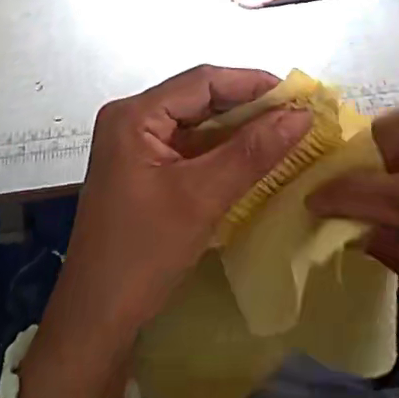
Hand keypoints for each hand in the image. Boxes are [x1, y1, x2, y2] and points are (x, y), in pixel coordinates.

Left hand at [24, 66, 312, 397]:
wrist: (97, 316)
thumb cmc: (143, 253)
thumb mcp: (201, 198)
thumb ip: (252, 152)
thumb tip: (301, 115)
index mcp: (134, 115)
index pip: (202, 81)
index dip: (253, 83)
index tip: (300, 96)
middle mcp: (131, 120)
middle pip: (200, 98)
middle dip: (250, 105)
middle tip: (299, 116)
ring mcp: (136, 146)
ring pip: (198, 123)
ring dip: (241, 128)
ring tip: (288, 133)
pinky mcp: (144, 170)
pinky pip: (191, 147)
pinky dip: (224, 150)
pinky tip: (257, 158)